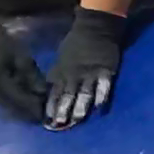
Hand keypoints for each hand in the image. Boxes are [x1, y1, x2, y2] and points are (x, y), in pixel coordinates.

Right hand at [0, 9, 49, 121]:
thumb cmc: (2, 43)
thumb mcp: (21, 55)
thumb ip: (31, 75)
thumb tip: (42, 92)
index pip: (17, 98)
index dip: (32, 106)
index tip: (45, 113)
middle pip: (12, 108)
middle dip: (28, 113)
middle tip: (42, 115)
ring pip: (7, 108)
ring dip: (21, 112)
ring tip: (35, 111)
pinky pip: (2, 104)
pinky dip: (14, 107)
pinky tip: (24, 106)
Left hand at [46, 8, 124, 128]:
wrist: (95, 27)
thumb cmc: (77, 43)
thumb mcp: (61, 57)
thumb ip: (57, 74)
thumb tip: (49, 90)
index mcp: (63, 71)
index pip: (55, 92)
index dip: (51, 106)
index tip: (47, 121)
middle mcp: (75, 75)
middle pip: (68, 95)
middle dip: (63, 111)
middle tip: (59, 125)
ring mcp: (91, 74)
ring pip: (84, 93)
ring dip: (80, 107)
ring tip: (77, 120)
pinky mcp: (106, 71)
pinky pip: (103, 86)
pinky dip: (102, 96)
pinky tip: (100, 108)